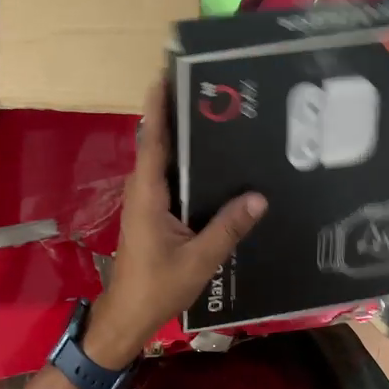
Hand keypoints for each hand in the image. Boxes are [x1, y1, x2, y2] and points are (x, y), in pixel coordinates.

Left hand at [83, 82, 266, 367]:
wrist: (128, 315)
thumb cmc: (157, 285)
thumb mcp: (199, 259)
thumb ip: (227, 227)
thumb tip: (259, 196)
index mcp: (148, 190)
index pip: (153, 137)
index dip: (159, 105)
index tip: (167, 74)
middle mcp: (144, 186)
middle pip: (160, 140)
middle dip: (179, 114)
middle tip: (209, 89)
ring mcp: (147, 197)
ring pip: (166, 158)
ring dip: (184, 138)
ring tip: (217, 116)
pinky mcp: (154, 209)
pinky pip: (171, 176)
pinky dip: (188, 163)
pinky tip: (214, 161)